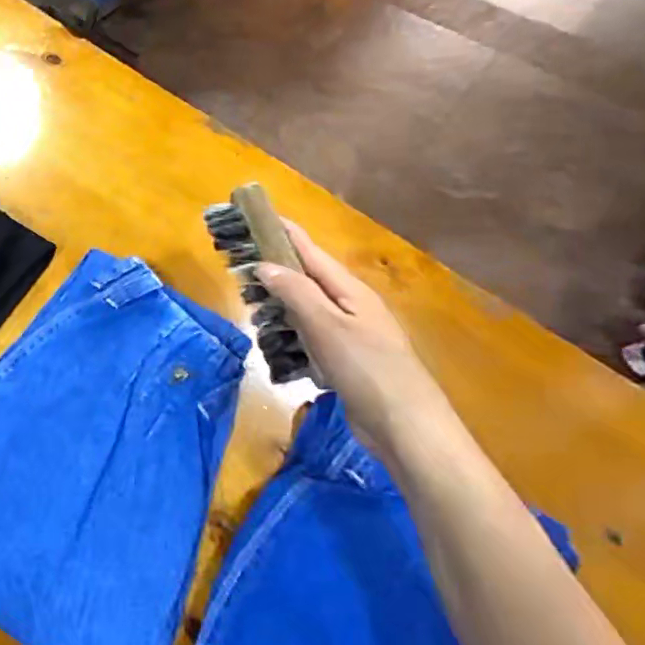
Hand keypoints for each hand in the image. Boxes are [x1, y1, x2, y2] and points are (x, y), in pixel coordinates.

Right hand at [255, 221, 454, 460]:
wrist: (407, 429)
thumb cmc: (368, 369)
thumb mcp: (327, 326)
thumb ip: (296, 292)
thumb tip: (265, 264)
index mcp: (350, 291)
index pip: (310, 252)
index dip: (283, 232)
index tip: (255, 215)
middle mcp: (350, 307)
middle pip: (305, 279)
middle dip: (273, 271)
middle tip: (238, 269)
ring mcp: (349, 335)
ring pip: (304, 311)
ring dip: (277, 308)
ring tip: (251, 310)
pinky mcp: (344, 361)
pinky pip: (309, 339)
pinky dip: (289, 338)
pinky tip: (274, 349)